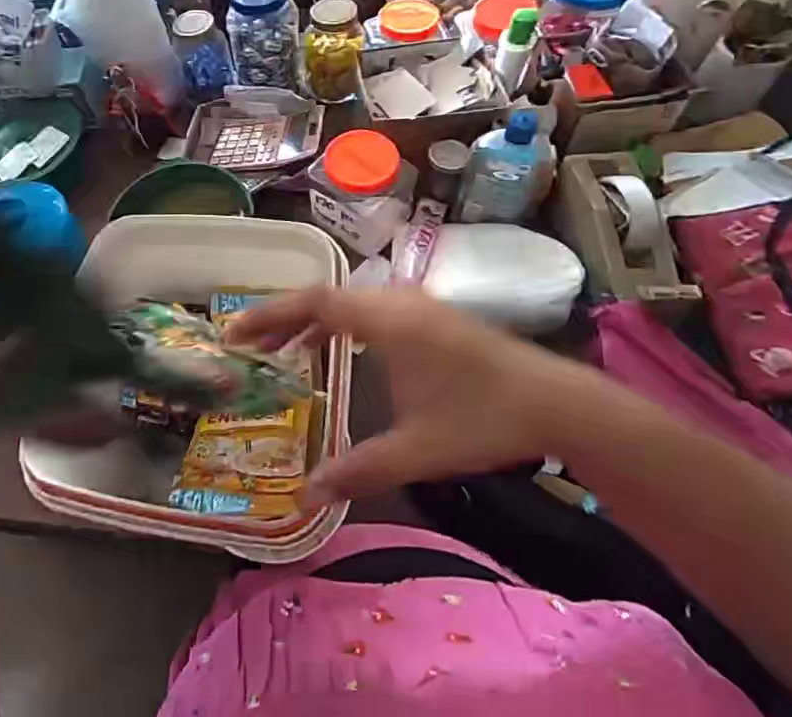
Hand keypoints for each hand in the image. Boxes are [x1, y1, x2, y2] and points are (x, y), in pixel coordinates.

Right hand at [222, 286, 623, 505]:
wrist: (557, 403)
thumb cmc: (483, 420)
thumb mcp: (417, 451)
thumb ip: (359, 470)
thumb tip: (306, 495)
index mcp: (387, 321)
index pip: (312, 303)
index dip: (268, 315)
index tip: (234, 332)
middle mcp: (396, 302)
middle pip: (323, 296)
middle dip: (280, 318)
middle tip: (248, 344)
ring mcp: (415, 305)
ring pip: (346, 301)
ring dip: (309, 320)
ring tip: (281, 349)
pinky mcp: (428, 316)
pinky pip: (366, 309)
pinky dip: (338, 324)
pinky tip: (334, 351)